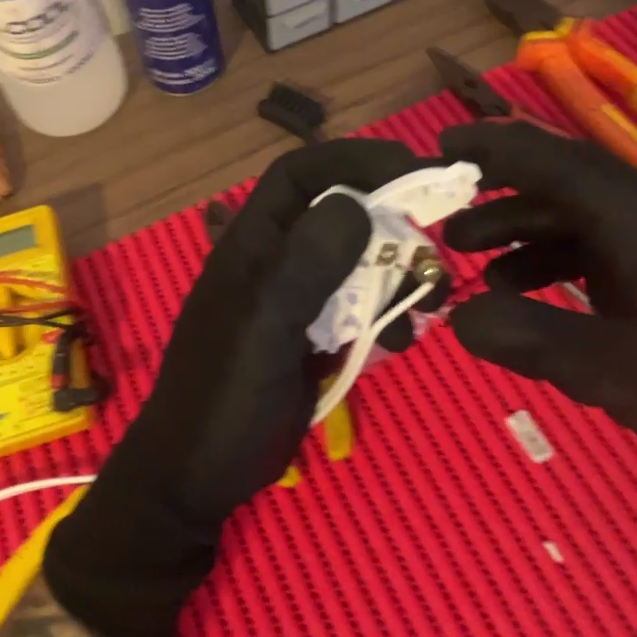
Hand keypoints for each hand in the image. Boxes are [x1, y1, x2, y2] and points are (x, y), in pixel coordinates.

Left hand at [45, 138, 427, 636]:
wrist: (198, 476)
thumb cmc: (222, 395)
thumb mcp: (263, 325)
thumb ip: (305, 264)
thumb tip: (357, 205)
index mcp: (252, 243)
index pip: (301, 174)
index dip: (353, 160)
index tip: (412, 168)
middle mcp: (277, 261)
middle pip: (341, 215)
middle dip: (391, 221)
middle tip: (437, 242)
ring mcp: (297, 300)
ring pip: (358, 263)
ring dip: (398, 274)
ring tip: (429, 299)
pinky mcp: (315, 338)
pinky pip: (361, 309)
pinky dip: (389, 316)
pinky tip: (401, 341)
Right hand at [439, 122, 636, 636]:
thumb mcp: (618, 373)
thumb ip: (533, 338)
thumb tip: (457, 315)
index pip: (561, 165)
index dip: (499, 149)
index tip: (443, 145)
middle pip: (567, 184)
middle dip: (502, 189)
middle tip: (446, 205)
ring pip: (578, 222)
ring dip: (522, 230)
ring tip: (469, 257)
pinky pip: (595, 257)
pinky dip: (550, 265)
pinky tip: (522, 295)